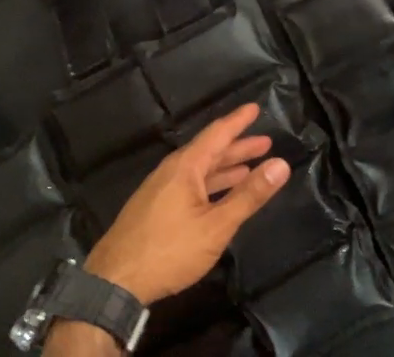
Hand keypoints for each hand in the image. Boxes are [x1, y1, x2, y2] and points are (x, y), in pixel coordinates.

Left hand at [83, 102, 291, 304]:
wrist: (112, 285)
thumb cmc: (168, 251)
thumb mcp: (216, 226)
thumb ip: (249, 195)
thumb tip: (281, 164)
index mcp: (185, 167)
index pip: (217, 134)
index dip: (238, 121)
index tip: (256, 107)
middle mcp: (171, 172)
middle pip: (209, 151)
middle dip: (238, 147)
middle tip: (265, 143)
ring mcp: (159, 191)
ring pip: (198, 171)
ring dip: (224, 168)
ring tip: (248, 169)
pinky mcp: (152, 210)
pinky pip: (188, 185)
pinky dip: (209, 184)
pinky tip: (218, 196)